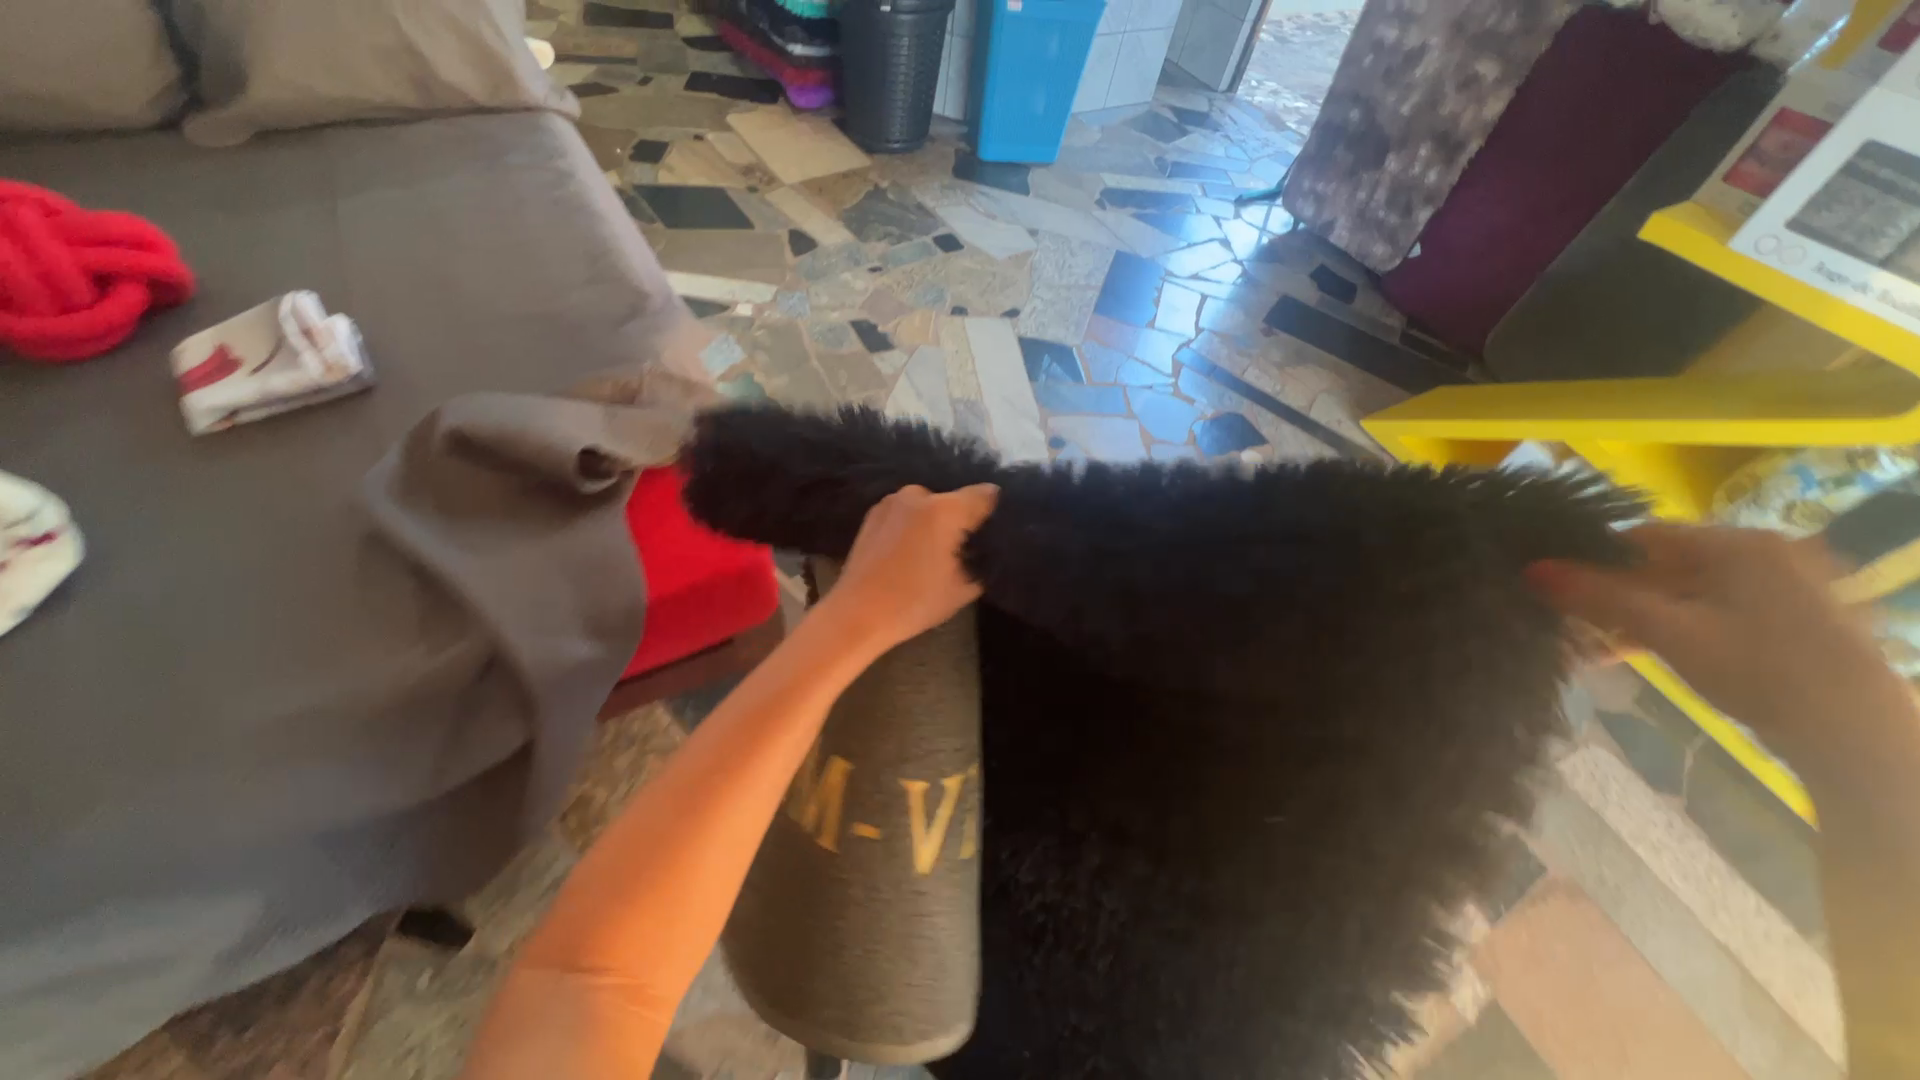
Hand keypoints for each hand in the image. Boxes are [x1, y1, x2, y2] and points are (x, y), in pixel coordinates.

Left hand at [815, 483, 998, 653]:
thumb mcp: (963, 588)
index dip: (994, 513)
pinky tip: (908, 552)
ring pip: (928, 505)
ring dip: (935, 521)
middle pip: (954, 499)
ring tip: (931, 553)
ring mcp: (891, 501)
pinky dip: (913, 525)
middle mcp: (917, 495)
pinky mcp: (873, 513)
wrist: (857, 613)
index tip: (991, 535)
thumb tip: (986, 550)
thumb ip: (983, 561)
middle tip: (961, 551)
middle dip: (961, 520)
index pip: (986, 495)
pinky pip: (906, 513)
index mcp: (944, 509)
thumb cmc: (914, 602)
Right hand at [1527, 524, 1914, 774]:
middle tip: (1570, 622)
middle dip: (1611, 595)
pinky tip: (1634, 653)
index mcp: (1738, 543)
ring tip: (1593, 646)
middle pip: (1661, 565)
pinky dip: (1669, 628)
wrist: (1853, 733)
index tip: (1555, 586)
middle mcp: (1762, 554)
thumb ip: (1597, 598)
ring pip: (1682, 592)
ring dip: (1634, 617)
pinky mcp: (1785, 619)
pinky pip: (1707, 611)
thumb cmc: (1758, 669)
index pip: (1642, 536)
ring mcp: (1779, 587)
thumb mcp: (1667, 632)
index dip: (1591, 558)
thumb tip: (1531, 570)